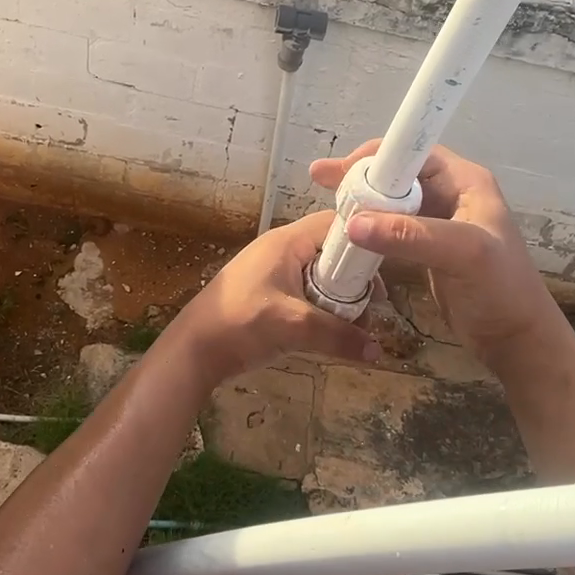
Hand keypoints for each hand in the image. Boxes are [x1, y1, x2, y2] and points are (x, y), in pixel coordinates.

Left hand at [164, 211, 379, 388]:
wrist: (191, 351)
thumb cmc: (240, 324)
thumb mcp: (293, 327)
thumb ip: (337, 335)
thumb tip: (377, 350)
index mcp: (286, 242)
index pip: (334, 224)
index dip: (361, 242)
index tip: (382, 270)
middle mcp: (280, 250)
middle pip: (329, 251)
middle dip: (353, 278)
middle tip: (372, 305)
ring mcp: (272, 272)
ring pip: (318, 274)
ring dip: (338, 297)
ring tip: (356, 324)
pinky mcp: (267, 294)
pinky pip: (305, 292)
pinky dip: (321, 307)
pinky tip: (331, 331)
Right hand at [310, 140, 554, 361]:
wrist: (517, 341)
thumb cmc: (502, 290)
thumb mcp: (463, 254)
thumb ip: (411, 236)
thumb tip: (354, 223)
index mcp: (466, 183)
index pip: (415, 153)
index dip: (378, 156)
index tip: (341, 168)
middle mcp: (452, 195)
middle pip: (398, 174)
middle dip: (360, 175)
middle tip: (321, 179)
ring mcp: (439, 223)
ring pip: (392, 201)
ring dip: (361, 200)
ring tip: (325, 201)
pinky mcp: (428, 249)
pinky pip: (393, 228)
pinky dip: (369, 226)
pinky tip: (346, 232)